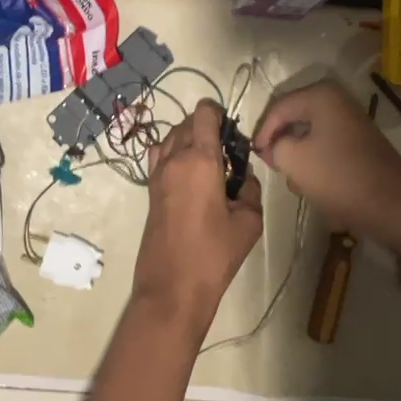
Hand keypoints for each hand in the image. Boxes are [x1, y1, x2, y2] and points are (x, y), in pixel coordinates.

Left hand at [131, 101, 263, 323]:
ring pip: (171, 137)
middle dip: (206, 128)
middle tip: (227, 152)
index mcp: (200, 158)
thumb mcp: (249, 222)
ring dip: (188, 139)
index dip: (218, 113)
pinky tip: (190, 177)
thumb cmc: (214, 254)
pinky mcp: (150, 190)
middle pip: (187, 123)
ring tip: (208, 164)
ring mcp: (157, 173)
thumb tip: (243, 179)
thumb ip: (250, 190)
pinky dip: (174, 154)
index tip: (232, 130)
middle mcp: (174, 158)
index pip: (203, 113)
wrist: (172, 287)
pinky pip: (160, 156)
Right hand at [253, 79, 400, 234]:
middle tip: (275, 170)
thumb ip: (274, 145)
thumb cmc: (341, 179)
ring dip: (300, 161)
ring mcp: (350, 124)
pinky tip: (318, 189)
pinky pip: (326, 150)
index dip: (262, 133)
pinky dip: (318, 167)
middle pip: (294, 120)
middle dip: (283, 146)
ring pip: (309, 138)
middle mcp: (337, 102)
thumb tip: (275, 145)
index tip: (254, 158)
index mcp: (322, 95)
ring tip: (301, 184)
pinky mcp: (359, 146)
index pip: (277, 108)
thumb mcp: (294, 160)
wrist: (396, 208)